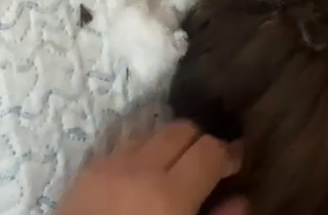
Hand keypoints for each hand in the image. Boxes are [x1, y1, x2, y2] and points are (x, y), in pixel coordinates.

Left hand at [58, 120, 240, 214]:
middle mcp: (140, 168)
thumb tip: (240, 199)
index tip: (238, 163)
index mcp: (169, 195)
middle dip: (201, 142)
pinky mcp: (87, 170)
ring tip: (176, 171)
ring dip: (170, 145)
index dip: (229, 153)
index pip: (210, 149)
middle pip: (181, 129)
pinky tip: (143, 178)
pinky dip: (142, 153)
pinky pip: (124, 146)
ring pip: (152, 132)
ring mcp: (110, 164)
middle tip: (210, 166)